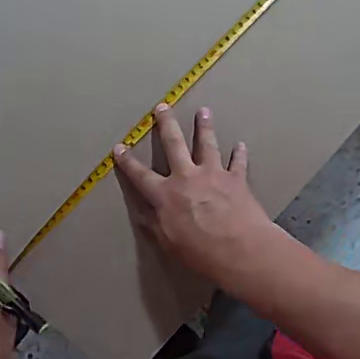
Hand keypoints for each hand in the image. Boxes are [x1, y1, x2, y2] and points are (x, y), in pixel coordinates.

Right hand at [111, 104, 289, 288]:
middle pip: (174, 144)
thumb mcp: (168, 243)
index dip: (128, 162)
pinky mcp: (236, 180)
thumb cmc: (200, 251)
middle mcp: (187, 177)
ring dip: (204, 127)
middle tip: (162, 107)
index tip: (119, 147)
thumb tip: (143, 215)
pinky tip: (240, 145)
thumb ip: (155, 226)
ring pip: (207, 144)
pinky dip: (239, 154)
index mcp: (166, 195)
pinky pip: (237, 163)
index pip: (140, 175)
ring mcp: (213, 175)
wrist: (239, 248)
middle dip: (166, 124)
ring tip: (203, 111)